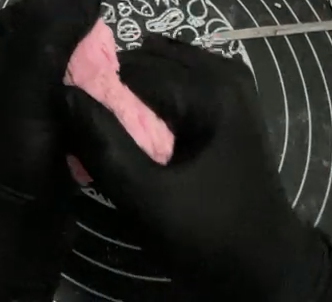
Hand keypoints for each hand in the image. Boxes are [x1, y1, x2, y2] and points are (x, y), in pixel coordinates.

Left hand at [0, 0, 101, 300]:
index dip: (75, 21)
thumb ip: (54, 27)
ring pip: (76, 66)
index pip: (45, 6)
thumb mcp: (28, 77)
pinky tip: (116, 113)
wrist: (13, 231)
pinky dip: (100, 102)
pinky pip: (82, 97)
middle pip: (64, 36)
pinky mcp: (49, 124)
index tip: (100, 42)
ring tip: (117, 92)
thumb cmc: (12, 148)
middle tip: (111, 73)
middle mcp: (6, 60)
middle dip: (90, 51)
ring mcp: (28, 94)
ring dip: (99, 78)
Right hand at [65, 35, 331, 301]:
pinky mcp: (226, 90)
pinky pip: (169, 71)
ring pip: (151, 62)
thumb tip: (63, 93)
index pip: (129, 69)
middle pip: (140, 61)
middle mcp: (221, 69)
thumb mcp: (148, 200)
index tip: (82, 129)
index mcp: (211, 89)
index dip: (96, 94)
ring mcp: (226, 76)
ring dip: (129, 89)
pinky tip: (145, 121)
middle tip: (99, 134)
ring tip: (122, 131)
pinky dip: (149, 89)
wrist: (268, 271)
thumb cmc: (209, 236)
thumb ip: (104, 145)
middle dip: (113, 90)